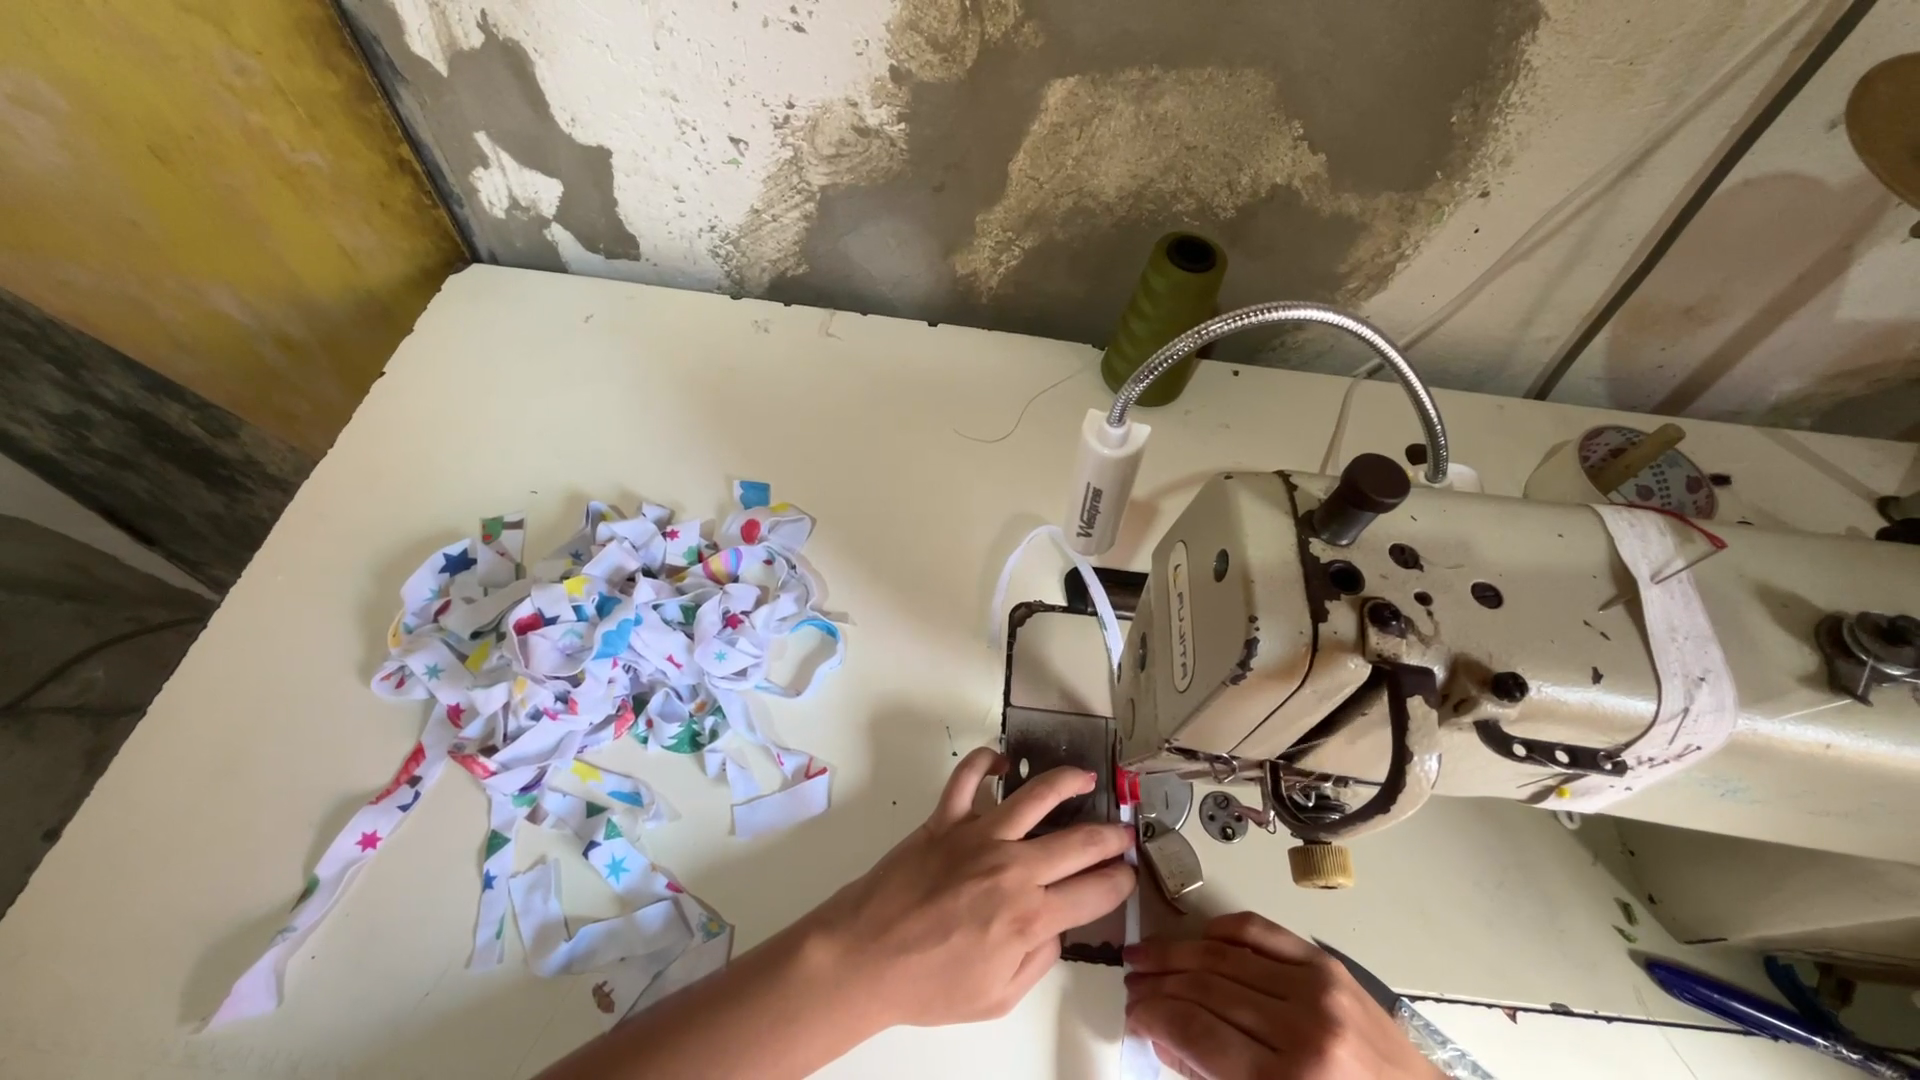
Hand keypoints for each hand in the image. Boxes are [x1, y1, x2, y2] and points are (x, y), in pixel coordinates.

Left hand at [800, 747, 1134, 1028]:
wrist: (863, 957)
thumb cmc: (928, 985)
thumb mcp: (998, 997)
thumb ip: (1038, 959)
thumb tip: (1056, 924)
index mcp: (1029, 916)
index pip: (1096, 891)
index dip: (1121, 882)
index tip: (1128, 874)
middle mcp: (1012, 868)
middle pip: (1079, 841)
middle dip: (1110, 835)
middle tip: (1122, 832)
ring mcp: (977, 837)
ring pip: (1035, 795)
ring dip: (1067, 781)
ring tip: (1085, 777)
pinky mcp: (944, 820)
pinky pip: (966, 778)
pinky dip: (984, 761)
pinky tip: (999, 761)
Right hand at [1124, 912, 1440, 1078]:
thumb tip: (1162, 1036)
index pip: (1193, 1030)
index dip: (1152, 1017)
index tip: (1132, 1015)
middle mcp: (1300, 1029)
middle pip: (1203, 989)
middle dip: (1157, 986)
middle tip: (1132, 986)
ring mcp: (1316, 989)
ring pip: (1222, 955)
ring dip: (1175, 953)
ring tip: (1145, 957)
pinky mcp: (1327, 965)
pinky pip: (1260, 932)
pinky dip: (1222, 931)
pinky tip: (1196, 940)